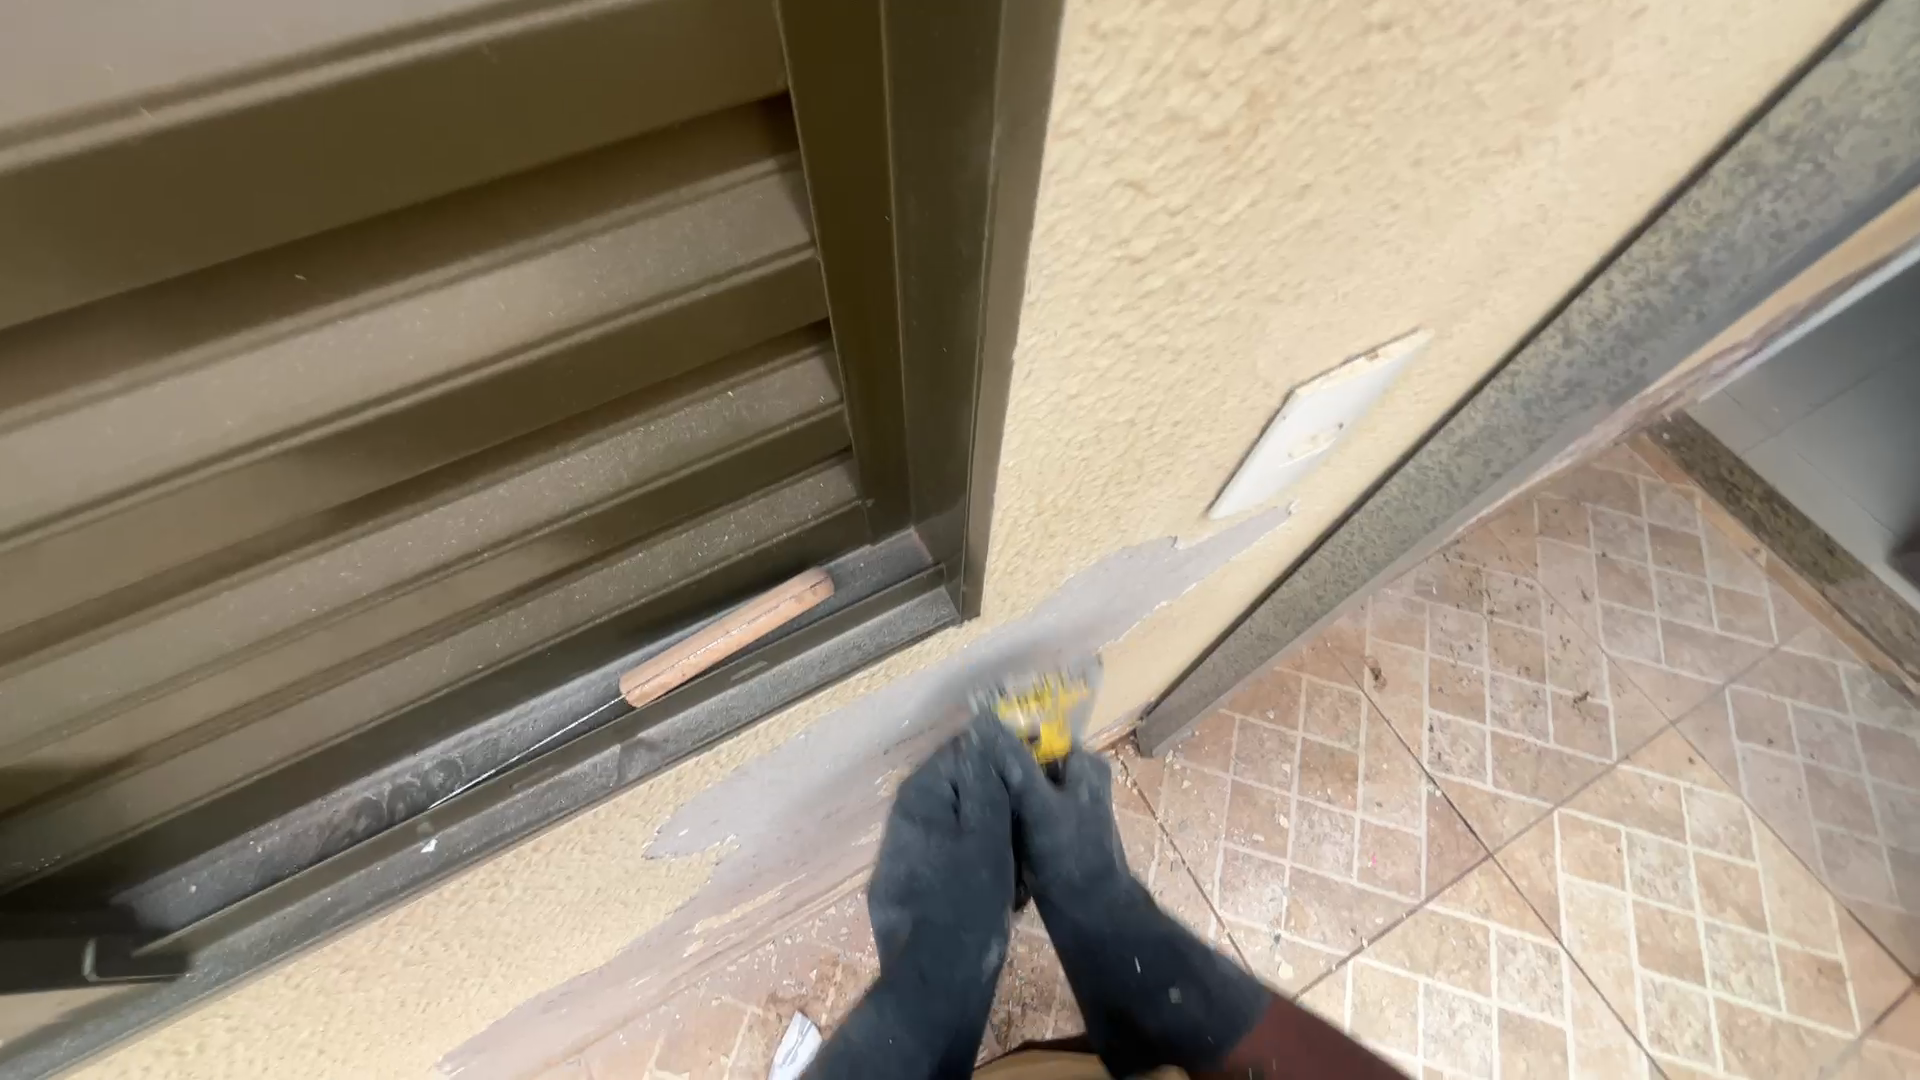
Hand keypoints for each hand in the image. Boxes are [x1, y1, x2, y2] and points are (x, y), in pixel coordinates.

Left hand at [866, 713, 1017, 989]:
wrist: (935, 983)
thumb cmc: (966, 898)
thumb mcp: (987, 831)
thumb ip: (985, 776)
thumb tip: (985, 726)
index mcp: (919, 795)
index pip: (963, 751)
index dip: (1001, 757)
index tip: (1035, 772)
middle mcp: (903, 818)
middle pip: (962, 792)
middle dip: (999, 806)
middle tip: (1031, 830)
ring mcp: (903, 854)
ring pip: (960, 829)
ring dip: (992, 841)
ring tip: (1020, 869)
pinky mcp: (908, 887)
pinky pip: (950, 861)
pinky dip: (976, 868)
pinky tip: (1000, 892)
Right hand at [976, 717, 1132, 905]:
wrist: (1088, 915)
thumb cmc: (1069, 854)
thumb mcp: (1039, 803)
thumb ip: (1015, 762)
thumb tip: (986, 722)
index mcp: (1084, 763)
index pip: (1038, 736)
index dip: (1007, 740)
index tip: (974, 752)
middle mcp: (1077, 779)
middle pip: (1029, 760)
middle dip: (1001, 768)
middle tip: (969, 777)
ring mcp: (1064, 806)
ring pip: (1024, 786)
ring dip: (1001, 792)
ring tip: (971, 798)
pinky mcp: (1052, 830)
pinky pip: (1023, 810)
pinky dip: (1006, 813)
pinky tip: (983, 820)